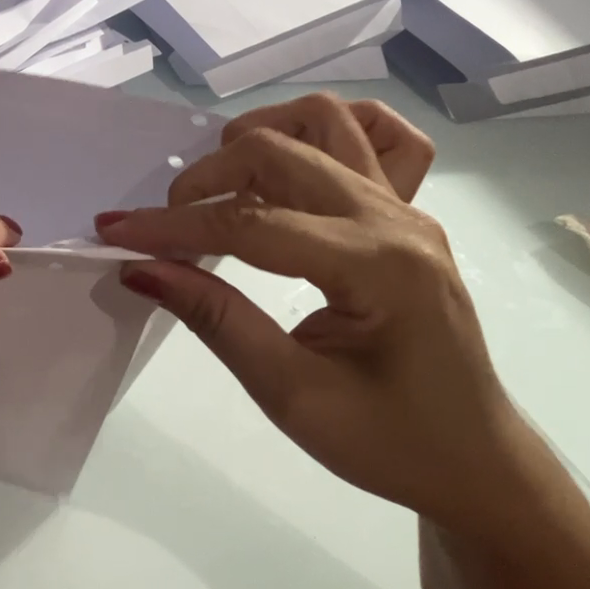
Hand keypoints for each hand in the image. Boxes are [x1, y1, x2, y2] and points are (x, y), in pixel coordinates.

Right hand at [97, 93, 533, 533]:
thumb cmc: (388, 441)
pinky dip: (321, 135)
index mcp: (377, 267)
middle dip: (205, 180)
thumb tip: (141, 268)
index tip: (113, 232)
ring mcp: (407, 209)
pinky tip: (289, 168)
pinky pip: (375, 138)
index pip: (249, 224)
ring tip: (221, 190)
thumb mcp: (290, 393)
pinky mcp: (406, 214)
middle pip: (278, 154)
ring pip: (324, 124)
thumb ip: (215, 318)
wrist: (476, 464)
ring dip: (259, 140)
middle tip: (164, 230)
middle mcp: (395, 220)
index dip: (172, 225)